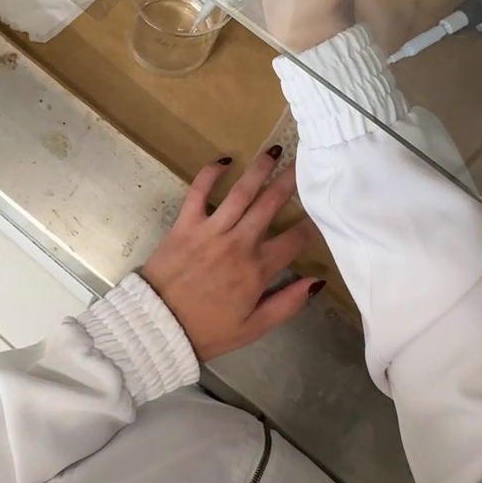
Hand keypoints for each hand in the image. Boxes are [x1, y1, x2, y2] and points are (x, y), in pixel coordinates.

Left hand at [141, 148, 322, 360]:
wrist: (157, 326)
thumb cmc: (207, 330)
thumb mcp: (254, 328)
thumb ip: (288, 304)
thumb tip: (318, 281)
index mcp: (257, 269)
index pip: (295, 239)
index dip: (313, 223)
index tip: (323, 208)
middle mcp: (238, 243)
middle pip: (271, 204)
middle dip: (291, 181)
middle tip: (306, 162)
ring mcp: (211, 229)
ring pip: (241, 191)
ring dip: (260, 168)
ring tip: (275, 152)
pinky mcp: (185, 223)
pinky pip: (198, 191)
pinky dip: (210, 173)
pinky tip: (224, 159)